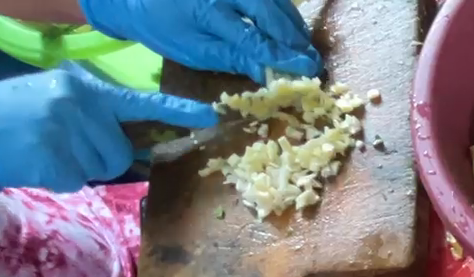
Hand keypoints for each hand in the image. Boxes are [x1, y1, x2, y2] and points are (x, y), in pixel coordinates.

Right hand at [0, 66, 216, 195]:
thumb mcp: (62, 102)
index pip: (140, 103)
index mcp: (83, 87)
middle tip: (65, 144)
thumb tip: (143, 141)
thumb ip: (102, 117)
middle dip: (102, 157)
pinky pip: (82, 179)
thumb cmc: (23, 118)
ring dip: (84, 168)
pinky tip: (41, 160)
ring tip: (52, 149)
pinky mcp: (54, 155)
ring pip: (107, 168)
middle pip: (124, 152)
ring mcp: (64, 128)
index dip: (177, 112)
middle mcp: (77, 102)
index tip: (210, 116)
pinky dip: (65, 177)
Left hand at [79, 0, 321, 80]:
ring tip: (304, 45)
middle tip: (312, 60)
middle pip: (269, 10)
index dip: (284, 56)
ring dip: (291, 22)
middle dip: (293, 37)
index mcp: (209, 8)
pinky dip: (279, 8)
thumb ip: (235, 56)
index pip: (256, 36)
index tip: (307, 71)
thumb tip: (271, 72)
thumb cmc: (161, 25)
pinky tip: (287, 25)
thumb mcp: (196, 49)